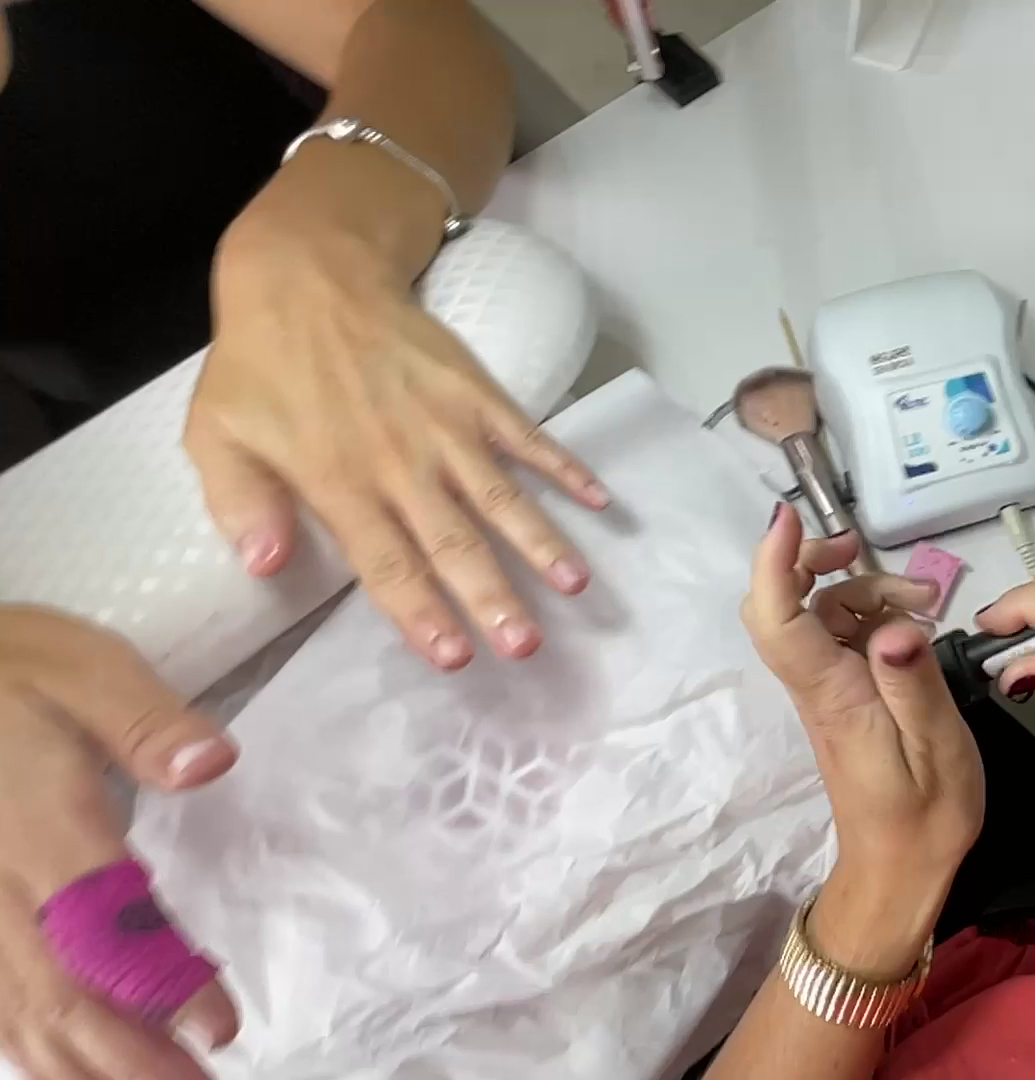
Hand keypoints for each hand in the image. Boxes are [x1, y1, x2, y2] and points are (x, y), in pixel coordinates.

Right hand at [0, 606, 238, 1079]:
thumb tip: (214, 763)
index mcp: (34, 827)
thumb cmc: (4, 665)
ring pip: (6, 1006)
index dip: (156, 987)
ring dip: (75, 1059)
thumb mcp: (85, 670)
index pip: (102, 929)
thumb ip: (146, 720)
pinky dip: (19, 1031)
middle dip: (123, 1054)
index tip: (218, 1028)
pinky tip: (51, 1060)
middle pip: (50, 991)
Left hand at [185, 220, 609, 670]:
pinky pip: (532, 440)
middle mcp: (404, 465)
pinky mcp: (483, 400)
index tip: (454, 657)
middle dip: (491, 596)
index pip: (386, 561)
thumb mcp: (215, 433)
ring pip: (503, 499)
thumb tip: (268, 568)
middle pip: (455, 542)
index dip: (420, 612)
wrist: (313, 281)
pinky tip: (601, 500)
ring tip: (575, 584)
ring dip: (541, 544)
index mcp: (339, 481)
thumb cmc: (264, 368)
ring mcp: (451, 431)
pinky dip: (567, 469)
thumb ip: (242, 502)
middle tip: (525, 644)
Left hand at [741, 506, 982, 974]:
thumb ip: (914, 684)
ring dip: (869, 588)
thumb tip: (893, 627)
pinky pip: (847, 634)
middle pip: (785, 605)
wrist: (900, 869)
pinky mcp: (846, 691)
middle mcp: (818, 682)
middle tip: (862, 547)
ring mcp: (829, 686)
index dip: (774, 563)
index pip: (778, 620)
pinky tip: (920, 623)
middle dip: (813, 560)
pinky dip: (880, 613)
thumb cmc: (923, 815)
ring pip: (824, 612)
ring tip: (929, 600)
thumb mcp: (936, 748)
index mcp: (832, 693)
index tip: (788, 517)